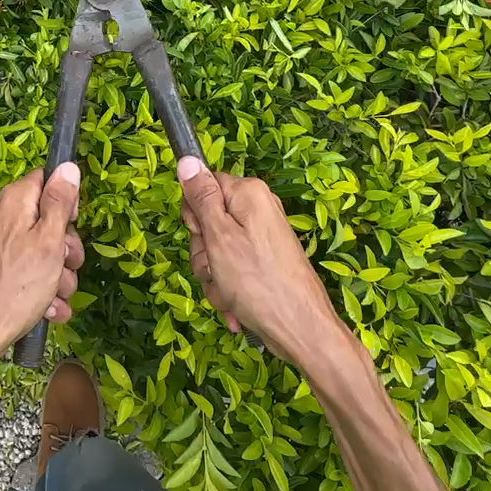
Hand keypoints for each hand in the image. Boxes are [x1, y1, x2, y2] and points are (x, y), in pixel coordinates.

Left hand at [0, 162, 84, 369]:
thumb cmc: (17, 284)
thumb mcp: (48, 240)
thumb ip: (60, 202)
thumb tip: (68, 166)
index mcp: (17, 200)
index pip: (49, 181)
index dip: (66, 203)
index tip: (71, 224)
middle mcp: (8, 216)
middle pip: (52, 220)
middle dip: (67, 248)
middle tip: (65, 265)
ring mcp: (6, 244)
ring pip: (48, 251)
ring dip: (60, 276)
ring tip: (55, 295)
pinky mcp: (6, 269)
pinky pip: (35, 272)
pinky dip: (45, 291)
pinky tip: (48, 309)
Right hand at [178, 156, 343, 365]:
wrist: (302, 332)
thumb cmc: (257, 281)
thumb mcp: (219, 236)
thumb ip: (202, 198)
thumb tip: (187, 159)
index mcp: (248, 193)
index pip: (203, 186)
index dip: (195, 215)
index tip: (202, 237)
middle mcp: (258, 209)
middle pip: (209, 221)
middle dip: (205, 252)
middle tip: (215, 270)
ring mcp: (263, 237)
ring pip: (217, 249)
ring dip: (215, 276)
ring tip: (228, 295)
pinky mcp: (266, 261)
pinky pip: (234, 266)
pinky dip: (229, 287)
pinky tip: (236, 306)